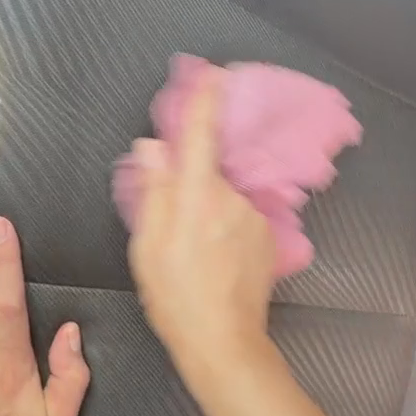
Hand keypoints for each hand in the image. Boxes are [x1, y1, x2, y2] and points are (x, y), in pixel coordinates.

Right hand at [128, 70, 278, 387]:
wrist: (223, 341)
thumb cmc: (175, 296)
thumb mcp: (147, 246)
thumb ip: (152, 191)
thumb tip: (153, 148)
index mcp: (197, 196)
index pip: (200, 135)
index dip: (204, 101)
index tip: (210, 74)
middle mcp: (232, 199)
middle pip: (208, 175)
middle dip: (191, 191)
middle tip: (175, 233)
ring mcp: (255, 218)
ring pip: (224, 201)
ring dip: (210, 215)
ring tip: (196, 257)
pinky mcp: (268, 237)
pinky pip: (241, 220)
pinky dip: (228, 231)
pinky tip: (218, 263)